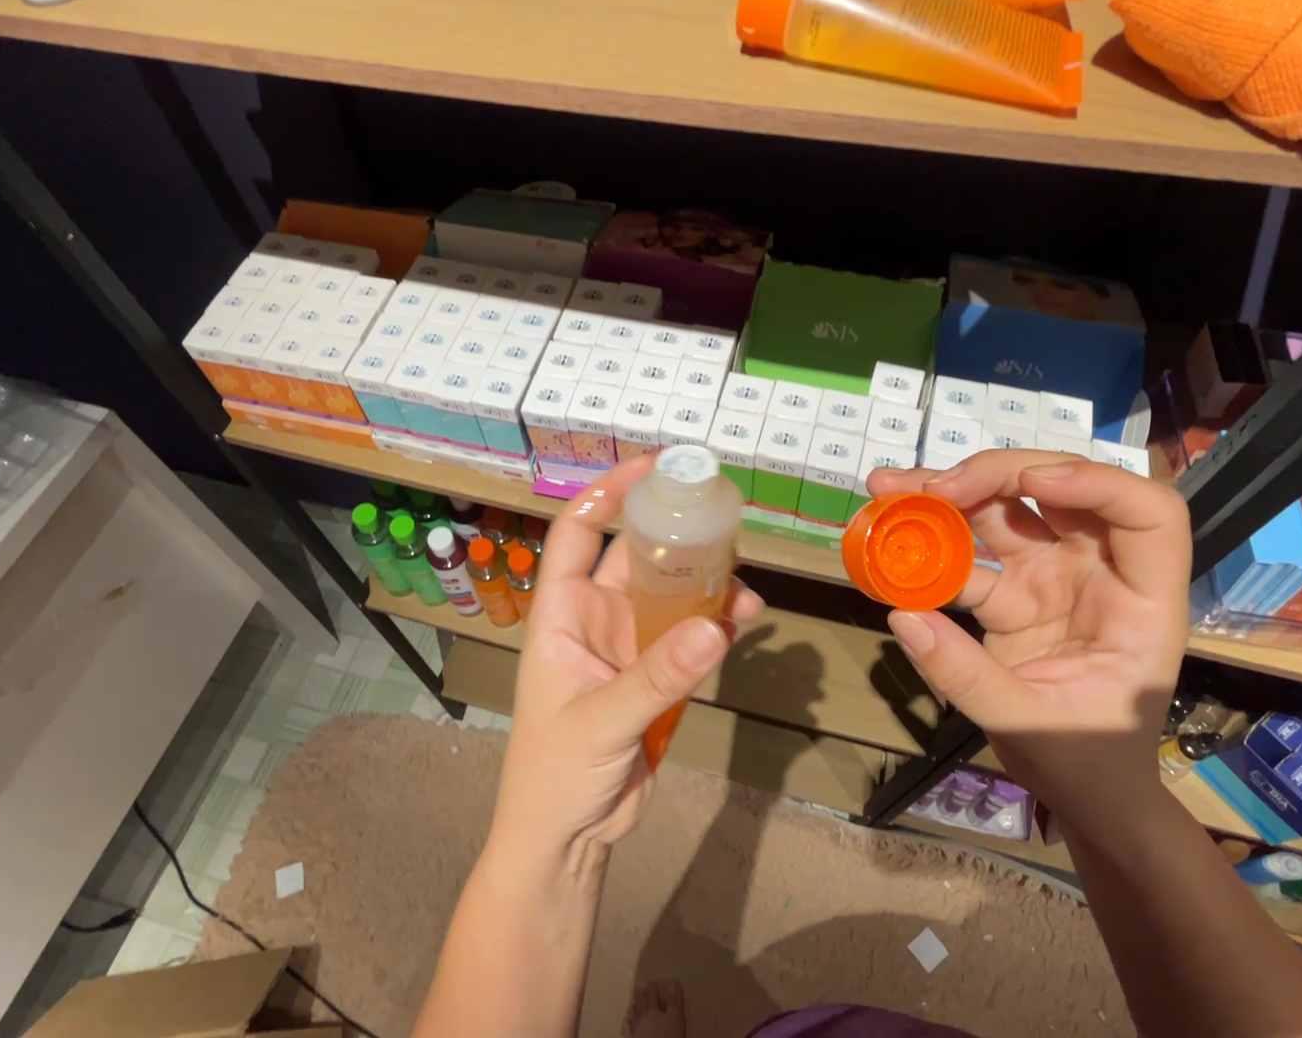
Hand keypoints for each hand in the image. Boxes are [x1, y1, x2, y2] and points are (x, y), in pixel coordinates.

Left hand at [489, 455, 764, 861]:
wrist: (569, 836)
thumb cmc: (555, 773)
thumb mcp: (600, 721)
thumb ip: (658, 676)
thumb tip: (719, 624)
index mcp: (562, 612)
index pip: (578, 532)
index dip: (610, 493)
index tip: (655, 467)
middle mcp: (597, 616)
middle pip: (639, 553)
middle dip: (677, 530)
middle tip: (723, 511)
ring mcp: (631, 644)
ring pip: (674, 591)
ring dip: (708, 579)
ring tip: (745, 579)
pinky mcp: (659, 674)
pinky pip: (694, 633)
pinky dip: (720, 621)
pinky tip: (747, 616)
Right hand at [868, 451, 1190, 830]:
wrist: (1084, 792)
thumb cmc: (1087, 762)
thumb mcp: (1027, 724)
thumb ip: (964, 673)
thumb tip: (901, 615)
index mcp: (1140, 601)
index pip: (1145, 513)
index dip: (1093, 482)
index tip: (1028, 482)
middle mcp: (1100, 573)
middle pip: (1061, 492)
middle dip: (994, 476)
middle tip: (930, 487)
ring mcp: (1054, 579)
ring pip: (1008, 511)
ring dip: (950, 496)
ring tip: (888, 487)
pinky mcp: (1015, 595)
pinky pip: (971, 557)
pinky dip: (929, 546)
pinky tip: (889, 539)